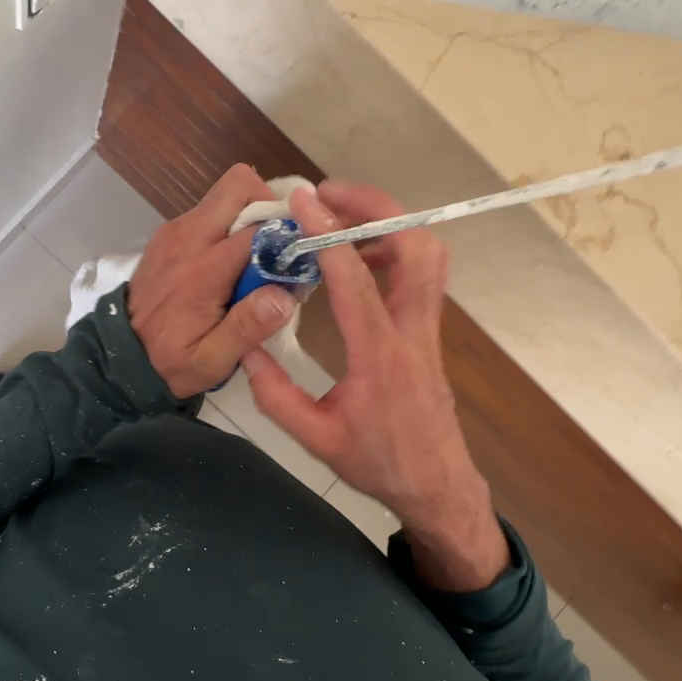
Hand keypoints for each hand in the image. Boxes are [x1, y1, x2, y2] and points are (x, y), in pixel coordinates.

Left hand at [129, 165, 298, 399]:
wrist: (118, 358)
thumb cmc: (169, 362)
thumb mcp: (212, 360)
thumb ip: (248, 326)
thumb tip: (285, 295)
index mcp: (202, 269)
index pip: (259, 227)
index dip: (288, 238)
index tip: (298, 263)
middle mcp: (187, 237)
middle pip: (238, 184)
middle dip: (268, 206)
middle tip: (277, 247)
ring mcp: (174, 231)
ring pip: (224, 194)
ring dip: (248, 216)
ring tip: (255, 260)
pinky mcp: (167, 234)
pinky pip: (207, 211)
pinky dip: (227, 226)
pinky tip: (229, 265)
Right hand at [242, 180, 507, 591]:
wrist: (436, 485)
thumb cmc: (377, 463)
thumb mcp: (315, 438)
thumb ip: (275, 395)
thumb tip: (245, 351)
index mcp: (379, 357)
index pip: (355, 280)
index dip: (328, 235)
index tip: (304, 201)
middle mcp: (412, 332)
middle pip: (416, 247)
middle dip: (377, 208)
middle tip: (330, 195)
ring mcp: (427, 329)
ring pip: (428, 255)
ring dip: (389, 224)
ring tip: (341, 218)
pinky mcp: (429, 332)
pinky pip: (421, 274)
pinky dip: (394, 249)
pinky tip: (358, 258)